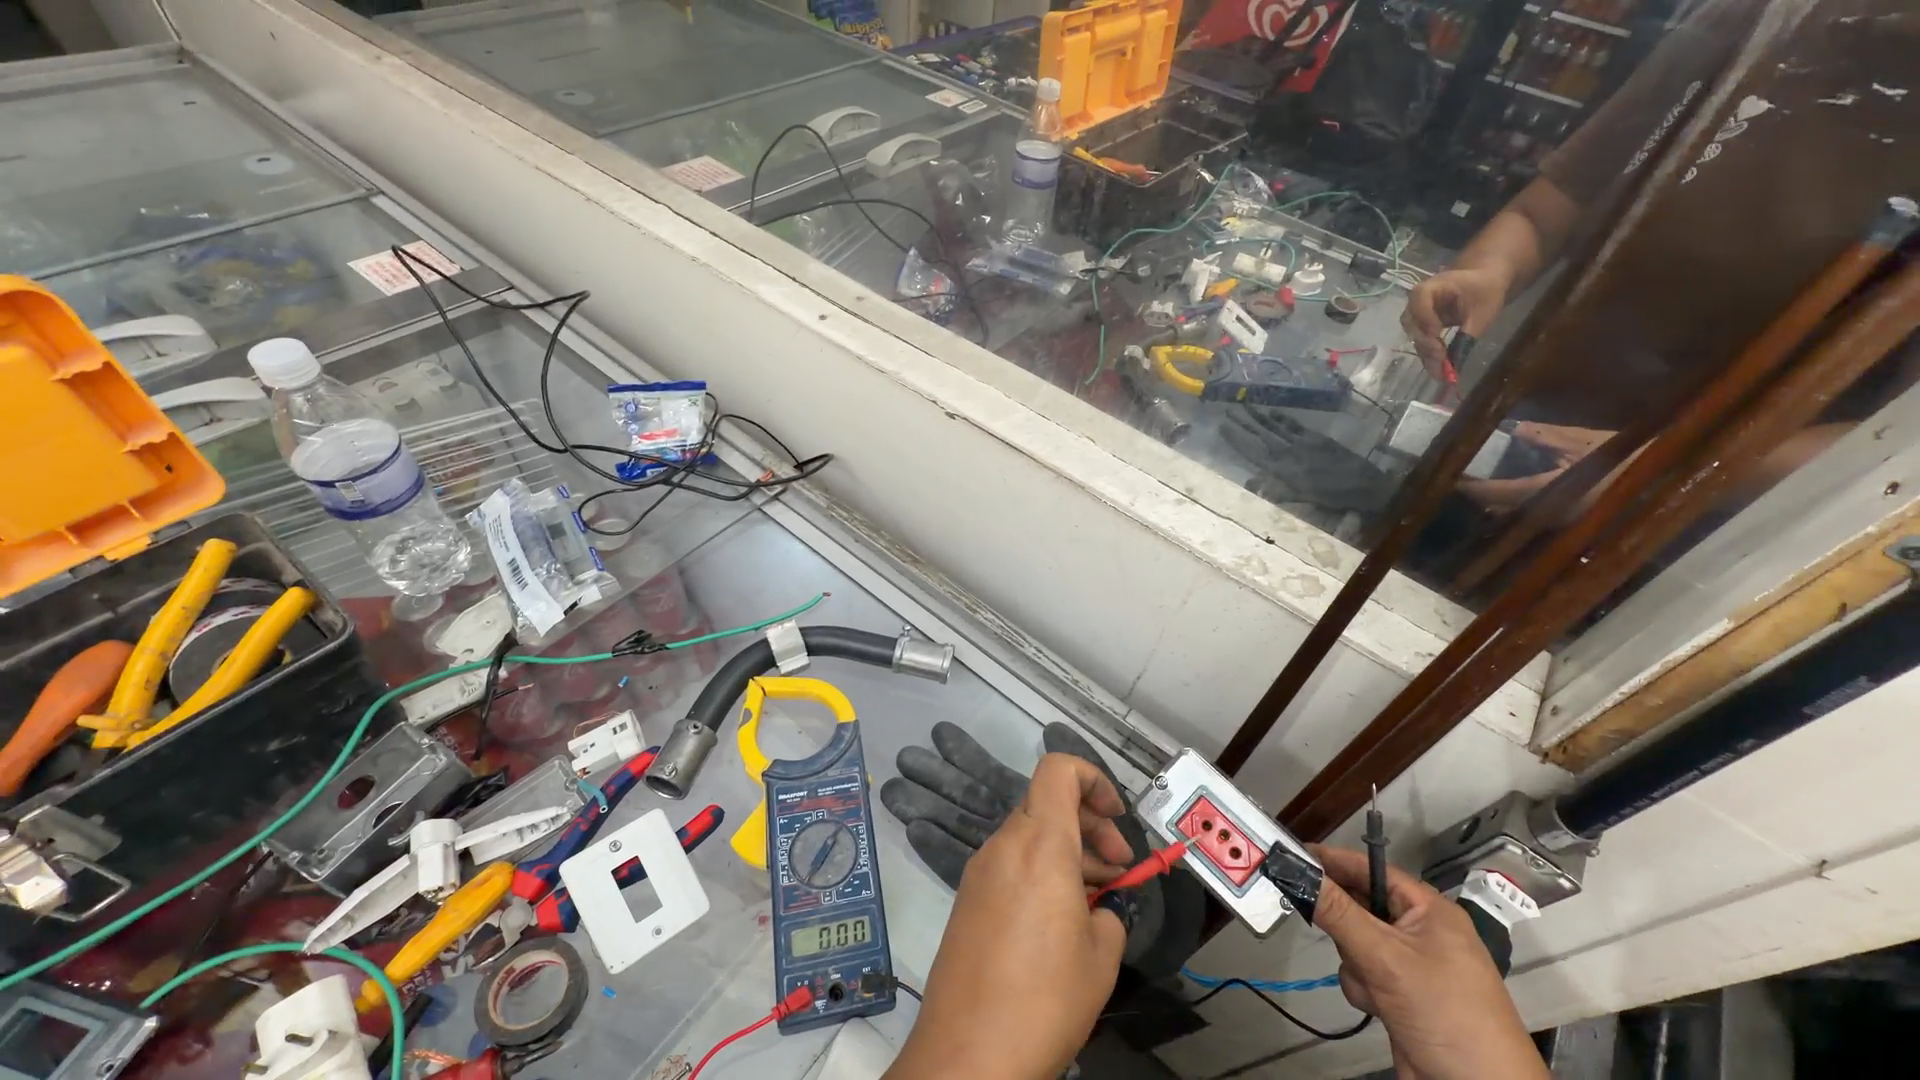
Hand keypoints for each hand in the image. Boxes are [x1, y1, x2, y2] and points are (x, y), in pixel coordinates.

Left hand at [881, 723, 1202, 974]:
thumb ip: (1109, 914)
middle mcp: (1003, 847)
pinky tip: (1060, 921)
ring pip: (1030, 837)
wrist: (967, 1055)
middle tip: (1120, 871)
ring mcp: (979, 873)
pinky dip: (1040, 874)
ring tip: (1097, 902)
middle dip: (1091, 826)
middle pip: (1048, 804)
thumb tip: (1098, 910)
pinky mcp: (967, 901)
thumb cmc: (1044, 999)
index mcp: (1039, 844)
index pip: (1059, 770)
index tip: (1117, 821)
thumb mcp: (1102, 957)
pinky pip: (1010, 866)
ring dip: (1068, 854)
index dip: (1094, 779)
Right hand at [1310, 846, 1546, 1079]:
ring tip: (1372, 985)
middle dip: (1343, 922)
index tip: (1289, 854)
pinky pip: (1364, 972)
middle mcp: (1420, 930)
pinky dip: (1362, 987)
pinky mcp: (1400, 992)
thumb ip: (1338, 912)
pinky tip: (1377, 1007)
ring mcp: (1410, 964)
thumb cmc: (1442, 1010)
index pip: (1370, 869)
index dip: (1331, 861)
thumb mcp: (1385, 957)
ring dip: (1354, 963)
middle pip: (1360, 905)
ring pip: (1356, 942)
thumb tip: (1296, 869)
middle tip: (1313, 920)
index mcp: (1428, 909)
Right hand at [1402, 268, 1509, 378]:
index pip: (1419, 303)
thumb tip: (1455, 363)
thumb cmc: (1486, 290)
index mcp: (1432, 288)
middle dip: (1426, 344)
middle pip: (1412, 325)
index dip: (1425, 321)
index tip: (1438, 337)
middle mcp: (1418, 302)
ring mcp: (1418, 315)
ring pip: (1414, 337)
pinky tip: (1441, 369)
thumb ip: (1467, 334)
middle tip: (1442, 360)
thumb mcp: (1482, 311)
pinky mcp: (1423, 326)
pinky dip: (1431, 355)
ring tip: (1441, 372)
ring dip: (1427, 354)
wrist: (1486, 281)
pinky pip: (1422, 342)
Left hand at [1457, 422, 1614, 515]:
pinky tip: (1505, 489)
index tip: (1448, 475)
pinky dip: (1512, 502)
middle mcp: (1546, 513)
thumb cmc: (1629, 459)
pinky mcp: (1567, 520)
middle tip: (1455, 476)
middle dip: (1477, 494)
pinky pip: (1529, 513)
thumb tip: (1516, 430)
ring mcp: (1557, 521)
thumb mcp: (1587, 442)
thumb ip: (1548, 437)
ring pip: (1512, 513)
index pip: (1495, 493)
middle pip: (1498, 507)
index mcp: (1547, 493)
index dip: (1471, 485)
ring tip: (1474, 482)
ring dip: (1493, 500)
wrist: (1671, 481)